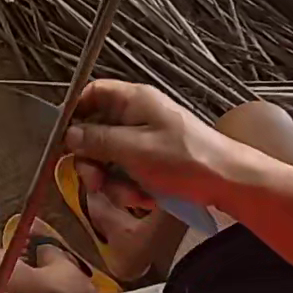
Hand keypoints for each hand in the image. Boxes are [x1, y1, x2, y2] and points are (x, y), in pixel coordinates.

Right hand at [64, 80, 251, 208]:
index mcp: (133, 101)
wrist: (228, 182)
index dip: (74, 113)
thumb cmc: (184, 158)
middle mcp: (135, 117)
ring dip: (113, 182)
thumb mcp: (134, 148)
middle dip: (93, 162)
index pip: (92, 94)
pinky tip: (145, 198)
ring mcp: (143, 142)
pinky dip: (131, 190)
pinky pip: (126, 176)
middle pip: (94, 133)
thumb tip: (68, 135)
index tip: (64, 139)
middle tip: (96, 181)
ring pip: (108, 161)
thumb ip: (97, 140)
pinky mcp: (151, 165)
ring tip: (131, 195)